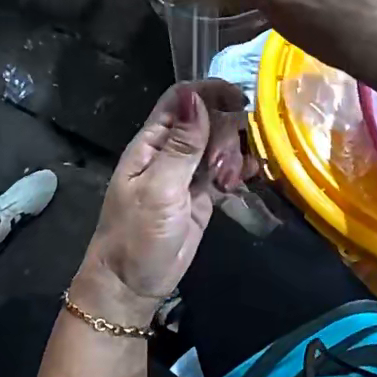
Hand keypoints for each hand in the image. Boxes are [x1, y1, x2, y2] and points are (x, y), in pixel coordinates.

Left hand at [73, 81, 252, 316]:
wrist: (130, 284)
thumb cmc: (136, 235)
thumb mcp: (159, 188)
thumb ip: (181, 146)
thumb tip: (194, 97)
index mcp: (151, 143)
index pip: (180, 99)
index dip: (209, 92)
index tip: (240, 100)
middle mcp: (169, 152)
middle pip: (206, 119)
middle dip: (225, 131)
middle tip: (225, 164)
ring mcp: (187, 174)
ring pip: (218, 144)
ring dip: (233, 153)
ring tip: (229, 179)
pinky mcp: (201, 196)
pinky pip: (224, 171)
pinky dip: (238, 170)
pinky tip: (245, 178)